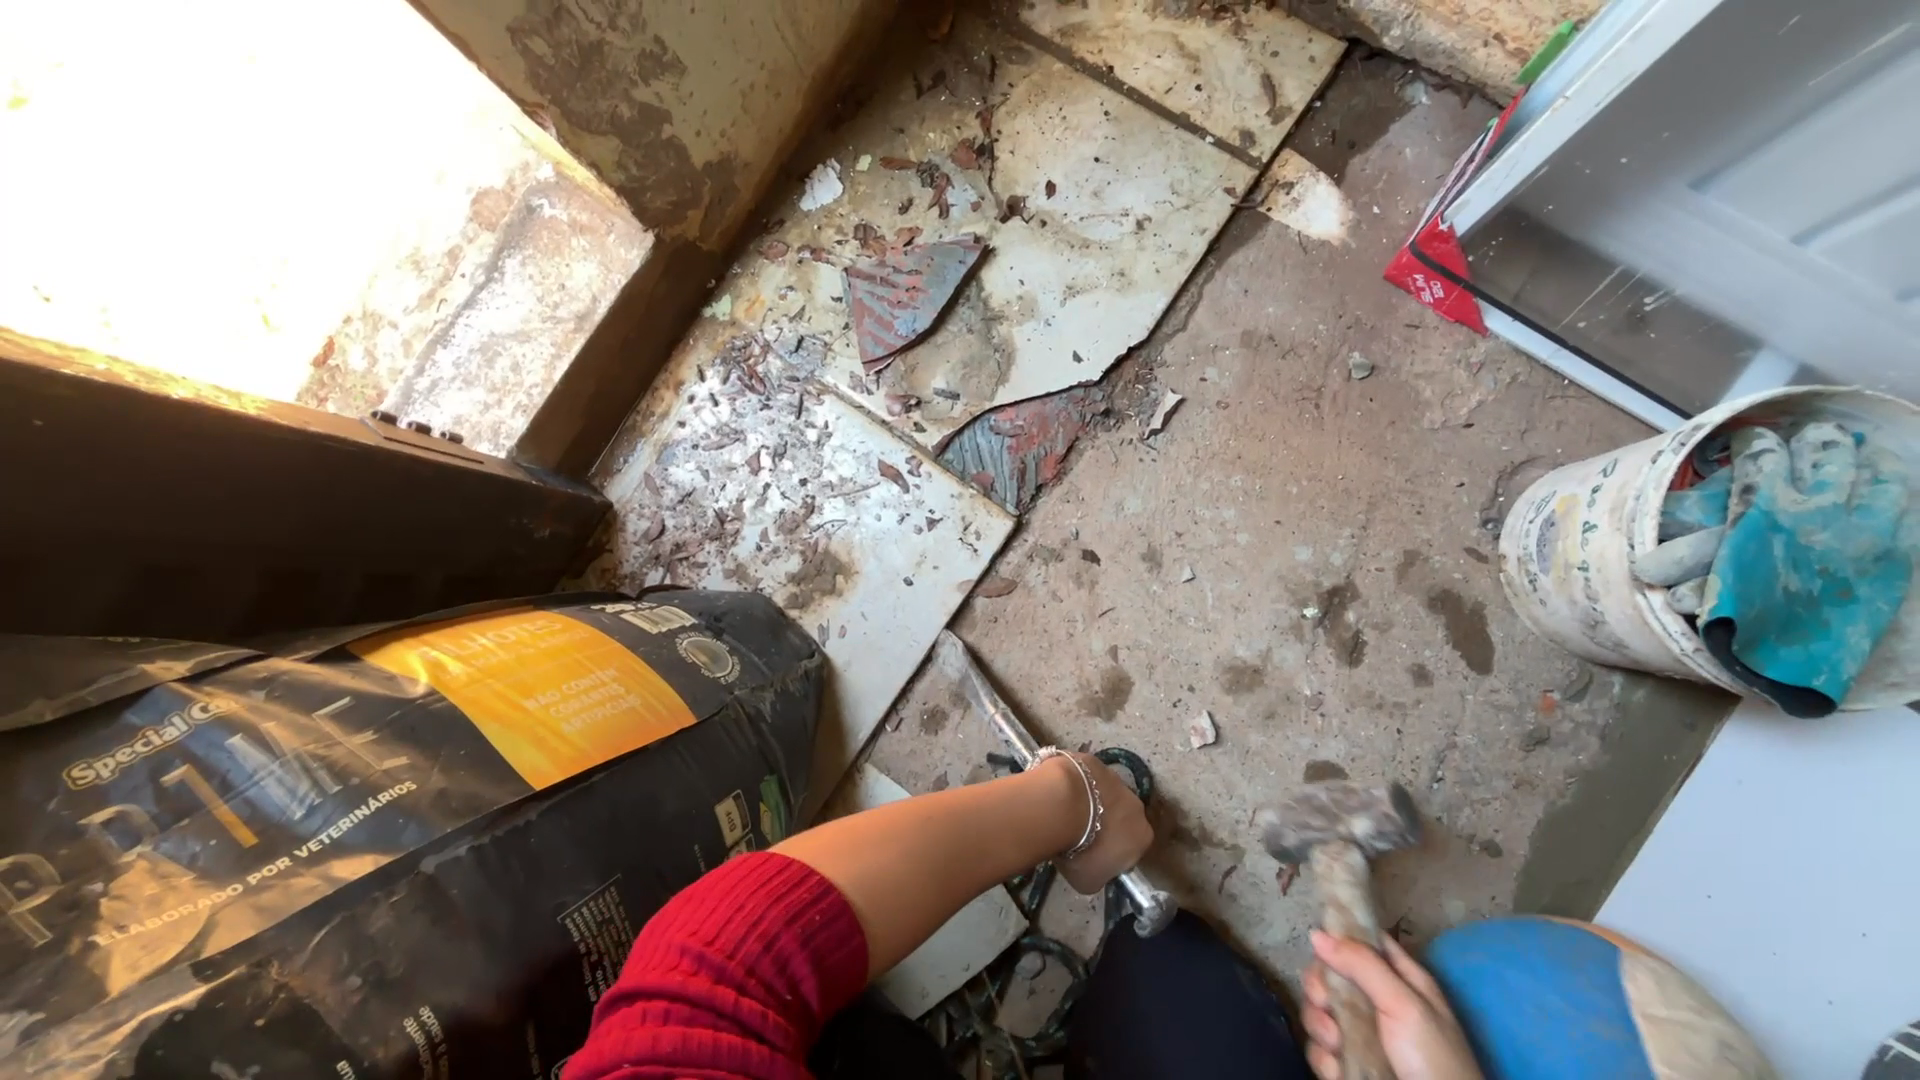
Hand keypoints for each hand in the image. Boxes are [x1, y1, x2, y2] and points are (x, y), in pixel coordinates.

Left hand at [1042, 753, 1152, 894]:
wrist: (1063, 805)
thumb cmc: (1080, 850)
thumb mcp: (1090, 880)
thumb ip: (1100, 875)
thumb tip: (1096, 869)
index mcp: (1142, 836)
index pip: (1131, 847)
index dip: (1112, 852)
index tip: (1092, 855)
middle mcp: (1136, 805)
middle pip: (1121, 816)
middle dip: (1104, 822)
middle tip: (1078, 832)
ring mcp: (1115, 778)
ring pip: (1103, 793)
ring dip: (1089, 800)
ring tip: (1064, 811)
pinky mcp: (1094, 761)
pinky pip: (1085, 775)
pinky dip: (1074, 782)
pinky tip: (1057, 791)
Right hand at [1302, 930, 1480, 1079]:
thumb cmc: (1433, 1060)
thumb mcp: (1406, 1005)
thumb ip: (1363, 965)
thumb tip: (1316, 933)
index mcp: (1399, 980)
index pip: (1362, 942)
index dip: (1337, 939)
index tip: (1319, 949)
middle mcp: (1377, 1002)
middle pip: (1329, 976)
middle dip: (1319, 990)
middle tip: (1326, 1004)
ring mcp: (1361, 1036)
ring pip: (1318, 1013)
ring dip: (1320, 1027)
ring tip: (1337, 1045)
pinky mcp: (1349, 1064)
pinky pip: (1319, 1049)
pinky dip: (1324, 1058)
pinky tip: (1339, 1069)